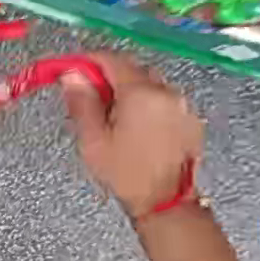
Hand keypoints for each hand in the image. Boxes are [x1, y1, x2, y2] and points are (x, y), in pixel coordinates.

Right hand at [61, 54, 203, 218]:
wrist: (164, 200)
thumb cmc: (126, 172)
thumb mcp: (92, 138)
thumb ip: (82, 101)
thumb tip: (72, 75)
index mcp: (140, 94)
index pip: (111, 60)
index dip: (86, 61)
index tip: (70, 70)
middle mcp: (166, 92)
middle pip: (131, 69)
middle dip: (106, 77)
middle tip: (86, 96)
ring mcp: (181, 105)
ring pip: (147, 84)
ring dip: (126, 91)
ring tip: (108, 116)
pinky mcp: (189, 118)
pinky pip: (162, 100)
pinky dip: (144, 104)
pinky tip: (131, 126)